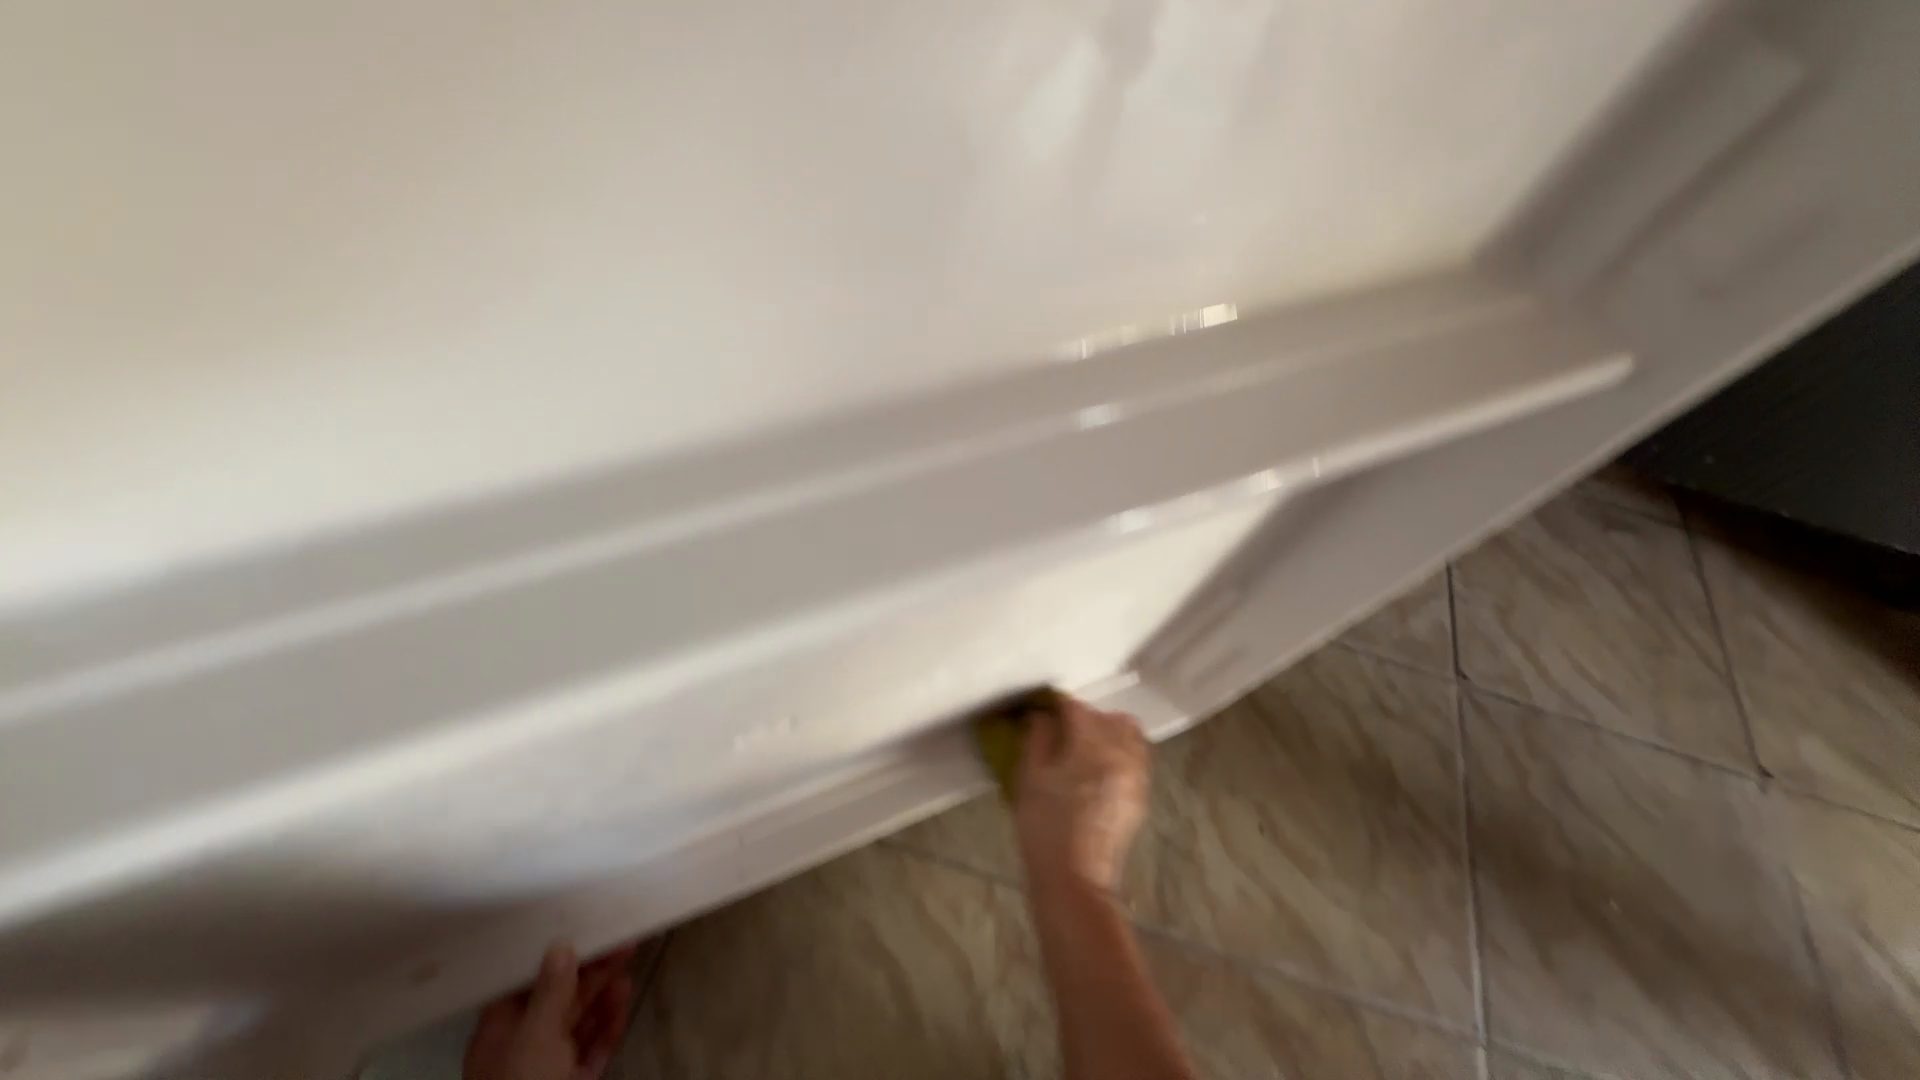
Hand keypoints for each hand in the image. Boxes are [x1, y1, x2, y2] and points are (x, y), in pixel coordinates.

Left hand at [464, 943, 635, 1079]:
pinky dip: (608, 1025)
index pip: (523, 987)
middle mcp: (522, 1050)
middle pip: (557, 1000)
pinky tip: (624, 1001)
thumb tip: (561, 946)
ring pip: (578, 1023)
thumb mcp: (536, 1038)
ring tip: (628, 964)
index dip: (553, 958)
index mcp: (499, 1036)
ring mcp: (549, 1071)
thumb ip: (551, 992)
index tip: (583, 931)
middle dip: (588, 971)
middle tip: (620, 941)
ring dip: (602, 993)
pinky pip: (592, 1050)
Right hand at [1014, 698, 1150, 892]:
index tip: (1042, 711)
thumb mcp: (1030, 779)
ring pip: (1130, 734)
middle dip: (1085, 718)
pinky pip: (1137, 757)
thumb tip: (1043, 717)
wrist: (1075, 877)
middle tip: (1062, 732)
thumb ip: (1038, 739)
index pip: (1077, 709)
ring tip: (1085, 748)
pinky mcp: (1142, 794)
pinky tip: (1099, 769)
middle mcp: (1122, 754)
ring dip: (1108, 731)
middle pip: (1108, 717)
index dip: (1057, 706)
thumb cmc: (1044, 827)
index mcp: (1092, 746)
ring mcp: (1137, 774)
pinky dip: (1121, 751)